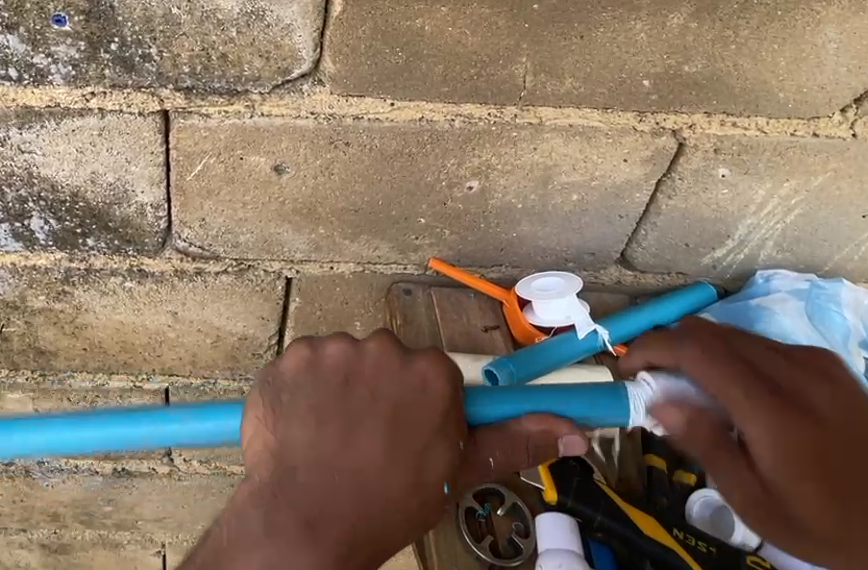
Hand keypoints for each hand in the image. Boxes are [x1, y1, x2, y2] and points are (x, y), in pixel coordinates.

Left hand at [182, 331, 585, 569]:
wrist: (308, 518)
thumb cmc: (388, 502)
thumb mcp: (455, 473)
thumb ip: (513, 442)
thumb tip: (575, 431)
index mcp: (431, 373)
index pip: (429, 372)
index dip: (417, 403)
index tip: (405, 431)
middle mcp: (385, 347)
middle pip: (386, 360)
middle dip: (378, 390)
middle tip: (367, 438)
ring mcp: (333, 348)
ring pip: (343, 359)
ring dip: (339, 387)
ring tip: (331, 436)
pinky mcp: (292, 355)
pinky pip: (303, 364)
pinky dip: (302, 388)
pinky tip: (302, 425)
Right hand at [619, 317, 867, 569]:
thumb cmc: (828, 525)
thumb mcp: (755, 503)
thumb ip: (705, 444)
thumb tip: (656, 401)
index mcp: (772, 409)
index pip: (693, 348)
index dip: (650, 347)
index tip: (626, 366)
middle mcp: (792, 371)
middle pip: (708, 332)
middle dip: (668, 344)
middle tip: (650, 376)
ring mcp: (814, 362)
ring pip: (734, 334)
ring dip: (700, 349)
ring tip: (690, 385)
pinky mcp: (828, 364)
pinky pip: (763, 344)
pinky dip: (734, 355)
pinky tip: (738, 390)